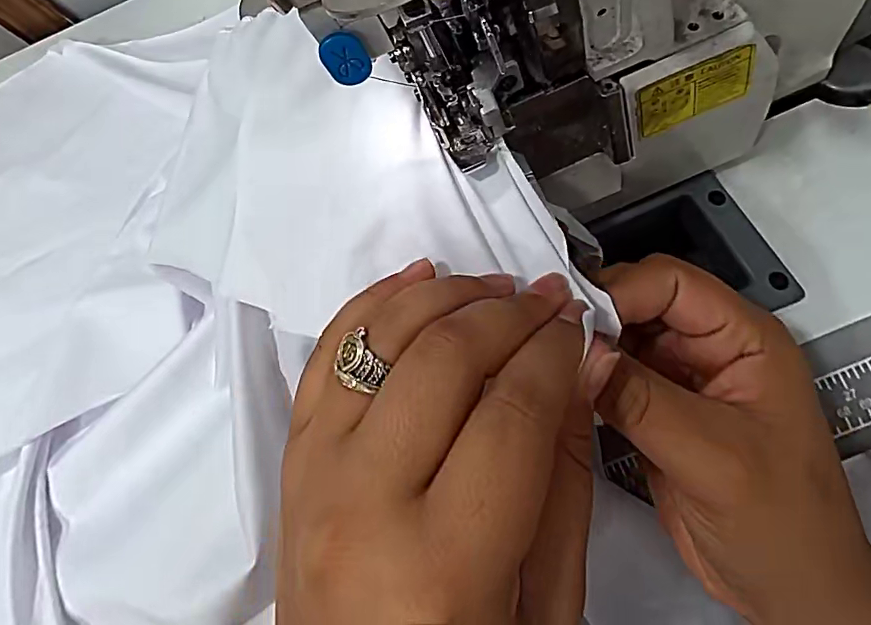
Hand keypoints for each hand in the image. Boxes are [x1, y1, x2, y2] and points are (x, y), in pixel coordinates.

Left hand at [278, 260, 598, 624]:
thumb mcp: (543, 606)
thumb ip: (564, 481)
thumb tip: (577, 369)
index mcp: (440, 566)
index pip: (512, 414)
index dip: (553, 352)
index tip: (576, 326)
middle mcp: (363, 505)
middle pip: (446, 360)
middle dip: (509, 314)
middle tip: (545, 298)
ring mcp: (315, 471)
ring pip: (384, 336)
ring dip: (445, 294)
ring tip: (492, 285)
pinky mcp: (293, 454)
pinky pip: (329, 350)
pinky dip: (375, 301)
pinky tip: (418, 278)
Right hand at [591, 255, 870, 624]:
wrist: (796, 595)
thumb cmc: (793, 532)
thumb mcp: (717, 459)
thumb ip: (644, 400)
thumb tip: (586, 353)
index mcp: (744, 337)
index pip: (670, 282)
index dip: (620, 291)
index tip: (580, 318)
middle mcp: (709, 346)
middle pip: (636, 299)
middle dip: (596, 317)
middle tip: (560, 343)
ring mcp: (679, 376)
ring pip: (616, 335)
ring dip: (587, 349)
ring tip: (560, 368)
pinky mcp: (655, 405)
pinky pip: (609, 374)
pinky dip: (586, 379)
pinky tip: (570, 392)